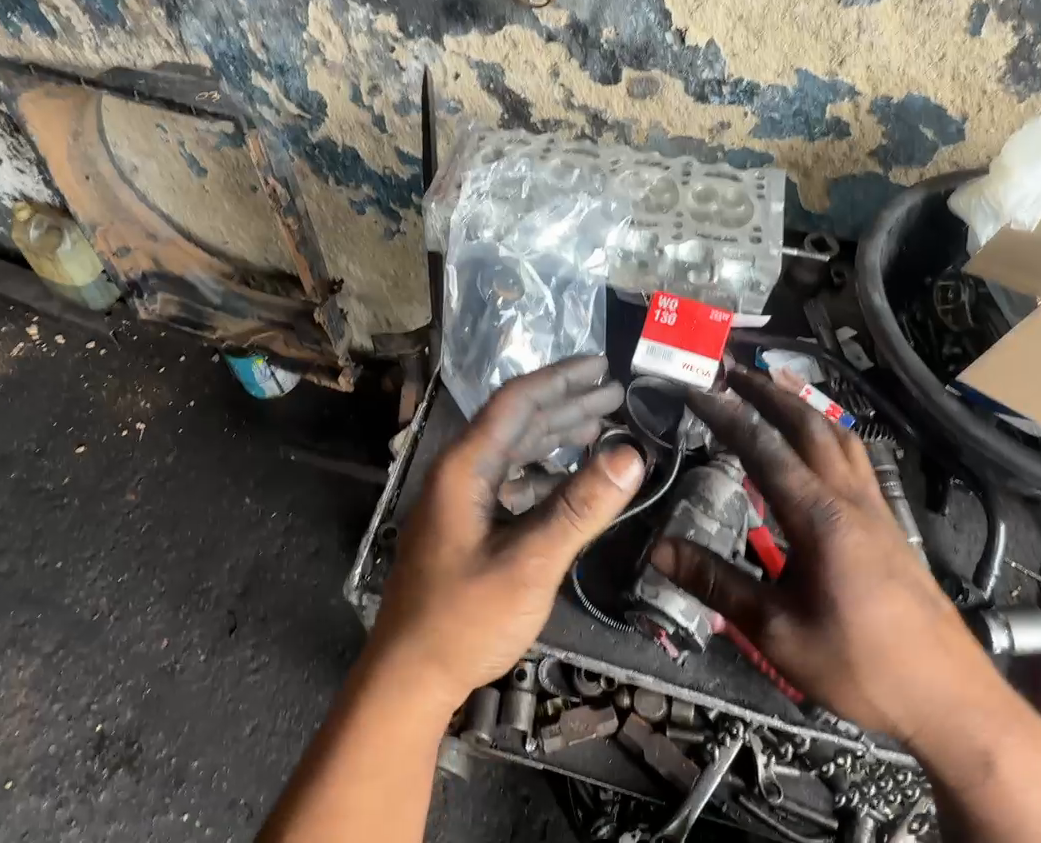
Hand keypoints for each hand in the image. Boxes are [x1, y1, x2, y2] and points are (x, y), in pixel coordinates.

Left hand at [369, 356, 643, 704]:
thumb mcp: (531, 563)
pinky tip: (569, 478)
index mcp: (464, 468)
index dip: (560, 379)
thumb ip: (580, 507)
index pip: (515, 402)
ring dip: (555, 438)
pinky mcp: (465, 527)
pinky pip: (509, 484)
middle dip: (566, 405)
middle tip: (614, 393)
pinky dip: (543, 474)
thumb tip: (631, 454)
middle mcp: (458, 474)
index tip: (600, 365)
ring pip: (513, 453)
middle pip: (516, 423)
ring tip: (600, 427)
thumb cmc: (465, 618)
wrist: (409, 675)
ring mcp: (459, 501)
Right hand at [652, 367, 1008, 746]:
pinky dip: (829, 432)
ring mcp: (878, 511)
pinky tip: (820, 445)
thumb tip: (659, 549)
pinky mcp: (892, 528)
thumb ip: (717, 584)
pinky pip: (857, 459)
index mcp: (820, 518)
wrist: (951, 700)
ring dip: (802, 406)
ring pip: (841, 436)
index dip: (726, 414)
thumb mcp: (776, 632)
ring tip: (774, 388)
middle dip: (767, 393)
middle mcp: (851, 501)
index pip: (764, 449)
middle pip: (809, 425)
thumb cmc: (861, 666)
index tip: (695, 388)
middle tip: (731, 370)